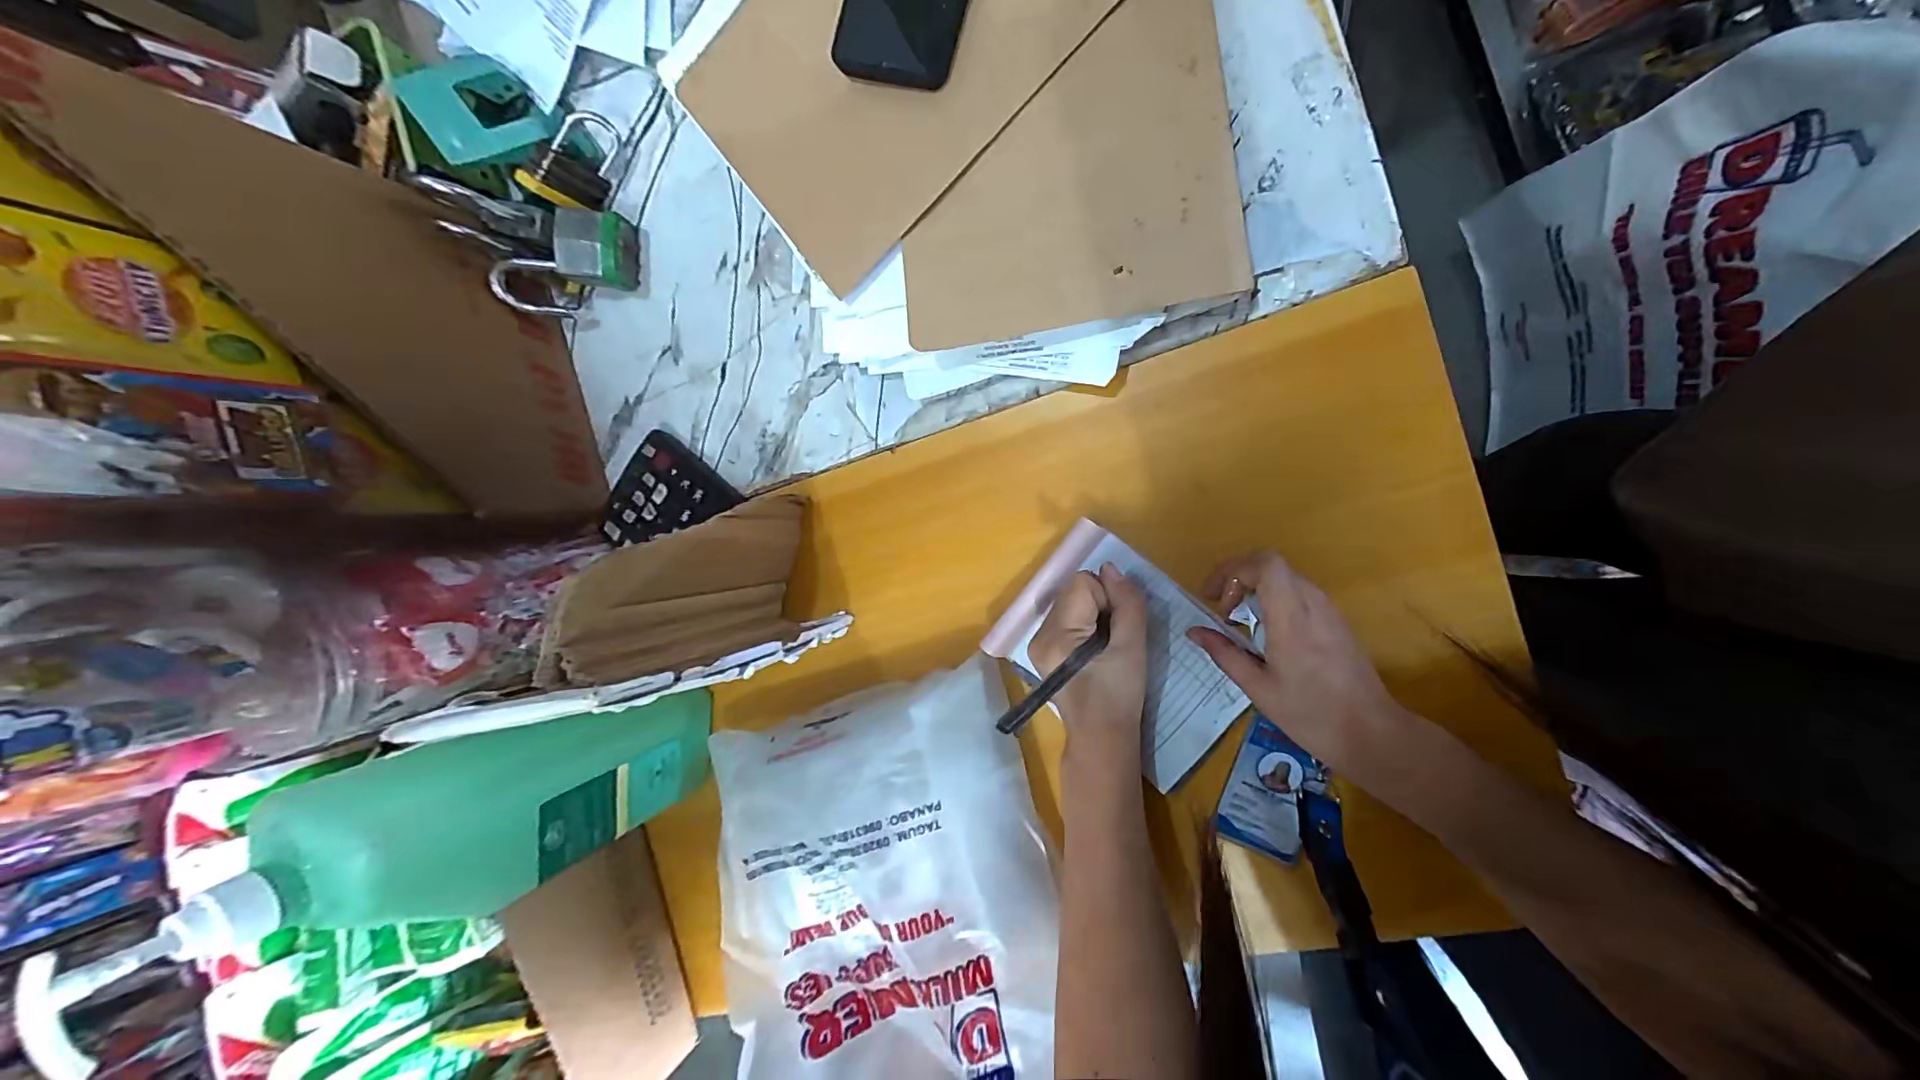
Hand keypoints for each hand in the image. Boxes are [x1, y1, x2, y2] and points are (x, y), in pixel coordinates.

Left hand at [1029, 564, 1147, 752]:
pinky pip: (1068, 619)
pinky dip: (1086, 626)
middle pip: (1073, 591)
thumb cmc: (1120, 695)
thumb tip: (1111, 568)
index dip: (1108, 597)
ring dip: (1094, 615)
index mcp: (1056, 635)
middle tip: (1114, 638)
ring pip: (1071, 603)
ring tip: (1106, 647)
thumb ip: (1126, 603)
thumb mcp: (1132, 647)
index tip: (1118, 628)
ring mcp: (1038, 643)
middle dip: (1100, 605)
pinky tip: (1095, 651)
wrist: (1102, 737)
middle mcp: (1039, 634)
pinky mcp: (1044, 650)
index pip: (1082, 583)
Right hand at [1185, 551, 1408, 776]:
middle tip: (1219, 608)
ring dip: (1255, 588)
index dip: (1233, 570)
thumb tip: (1194, 631)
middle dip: (1238, 578)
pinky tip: (1266, 632)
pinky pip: (1299, 593)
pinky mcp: (1337, 620)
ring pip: (1285, 577)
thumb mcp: (1258, 688)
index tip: (1215, 599)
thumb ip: (1224, 653)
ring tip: (1238, 620)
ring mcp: (1329, 610)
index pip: (1266, 564)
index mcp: (1292, 619)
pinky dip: (1274, 599)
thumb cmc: (1310, 715)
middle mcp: (1313, 605)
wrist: (1372, 733)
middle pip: (1272, 565)